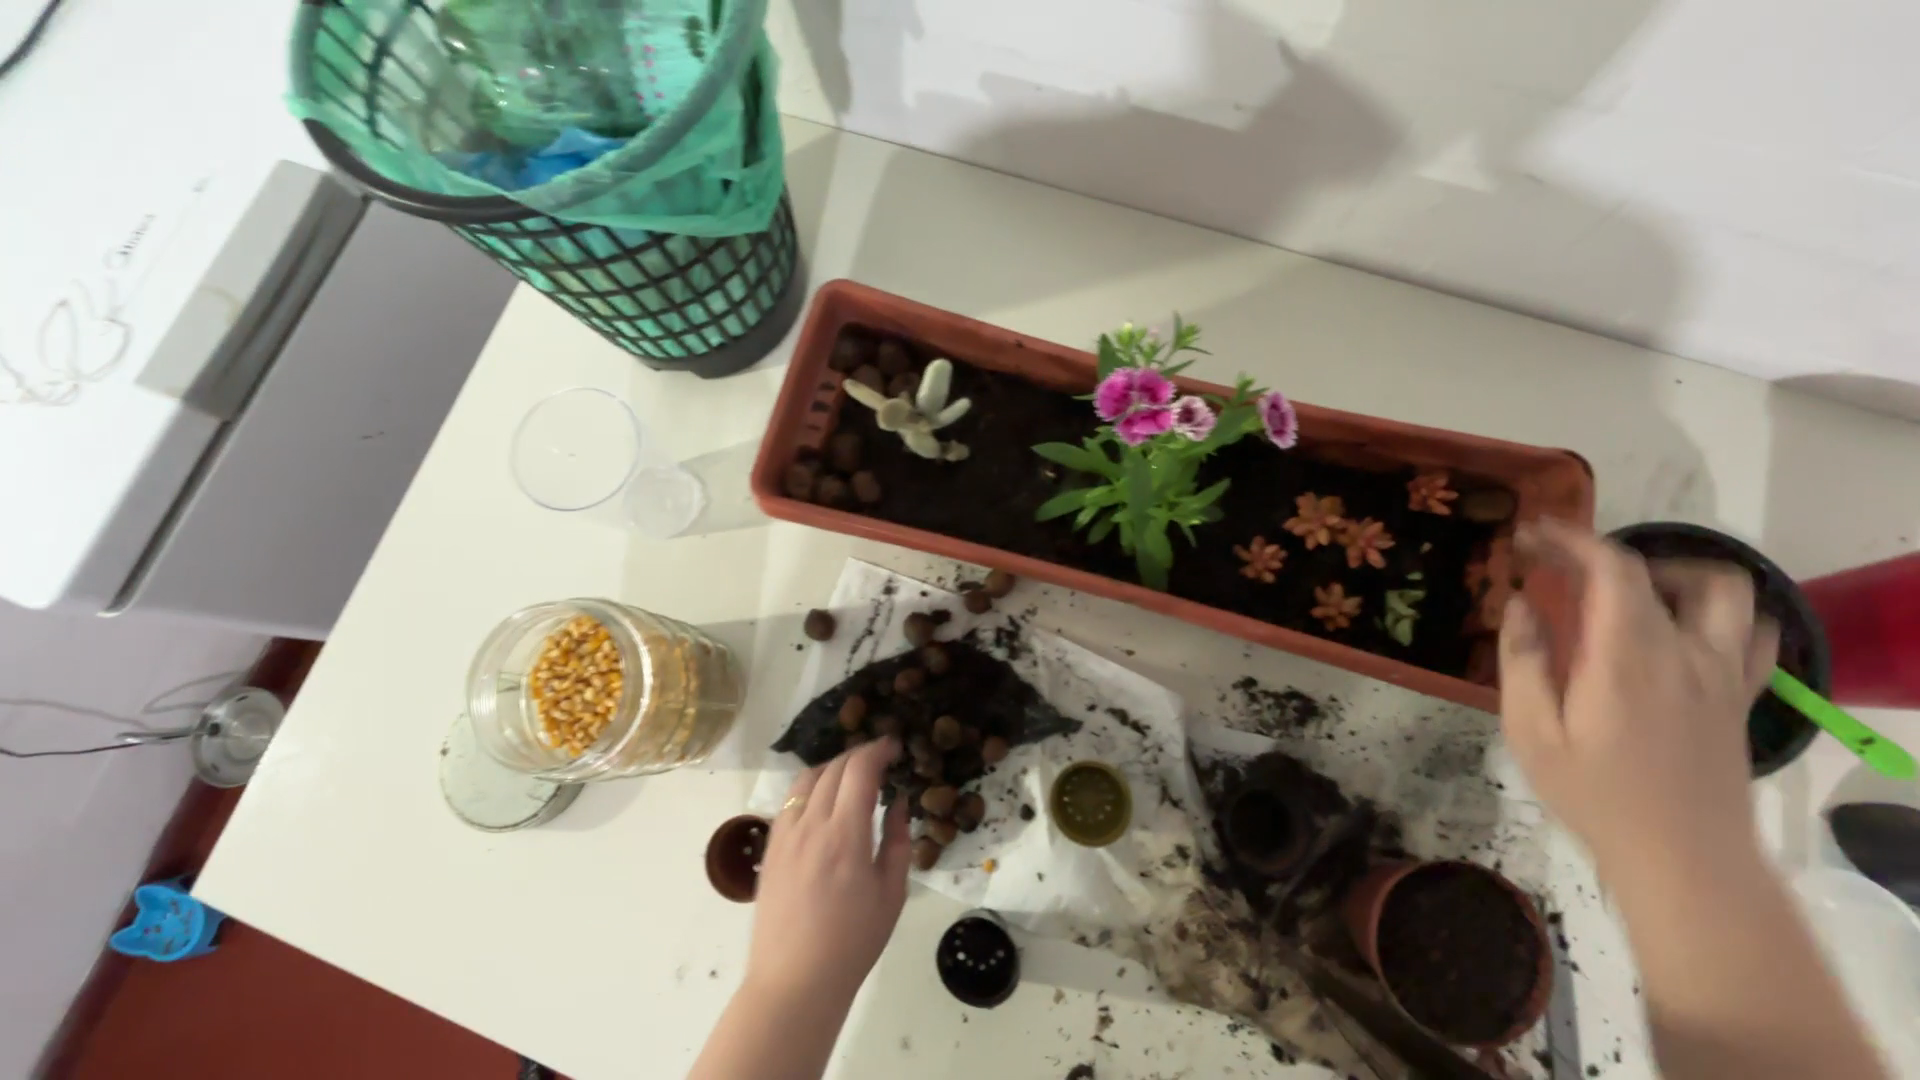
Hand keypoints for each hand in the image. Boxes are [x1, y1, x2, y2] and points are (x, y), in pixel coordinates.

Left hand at [746, 738, 911, 1006]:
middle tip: (881, 759)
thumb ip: (897, 840)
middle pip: (833, 768)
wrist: (795, 981)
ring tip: (852, 775)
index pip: (860, 770)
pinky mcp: (770, 848)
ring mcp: (784, 835)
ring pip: (806, 779)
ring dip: (832, 767)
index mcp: (845, 835)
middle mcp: (810, 825)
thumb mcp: (891, 893)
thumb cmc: (853, 941)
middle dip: (859, 755)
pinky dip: (810, 788)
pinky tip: (823, 802)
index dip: (878, 750)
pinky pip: (789, 802)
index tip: (894, 747)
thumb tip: (898, 802)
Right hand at [1498, 521, 1778, 886]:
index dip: (1571, 540)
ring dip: (1674, 577)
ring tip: (1625, 594)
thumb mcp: (1531, 730)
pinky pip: (1752, 635)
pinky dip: (1717, 615)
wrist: (1683, 858)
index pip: (1613, 569)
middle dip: (1616, 554)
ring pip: (1728, 595)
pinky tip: (1680, 630)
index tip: (1531, 534)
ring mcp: (1723, 674)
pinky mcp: (1740, 698)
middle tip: (1569, 568)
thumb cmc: (1594, 794)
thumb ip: (1523, 659)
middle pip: (1673, 571)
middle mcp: (1687, 652)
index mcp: (1629, 656)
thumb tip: (1520, 604)